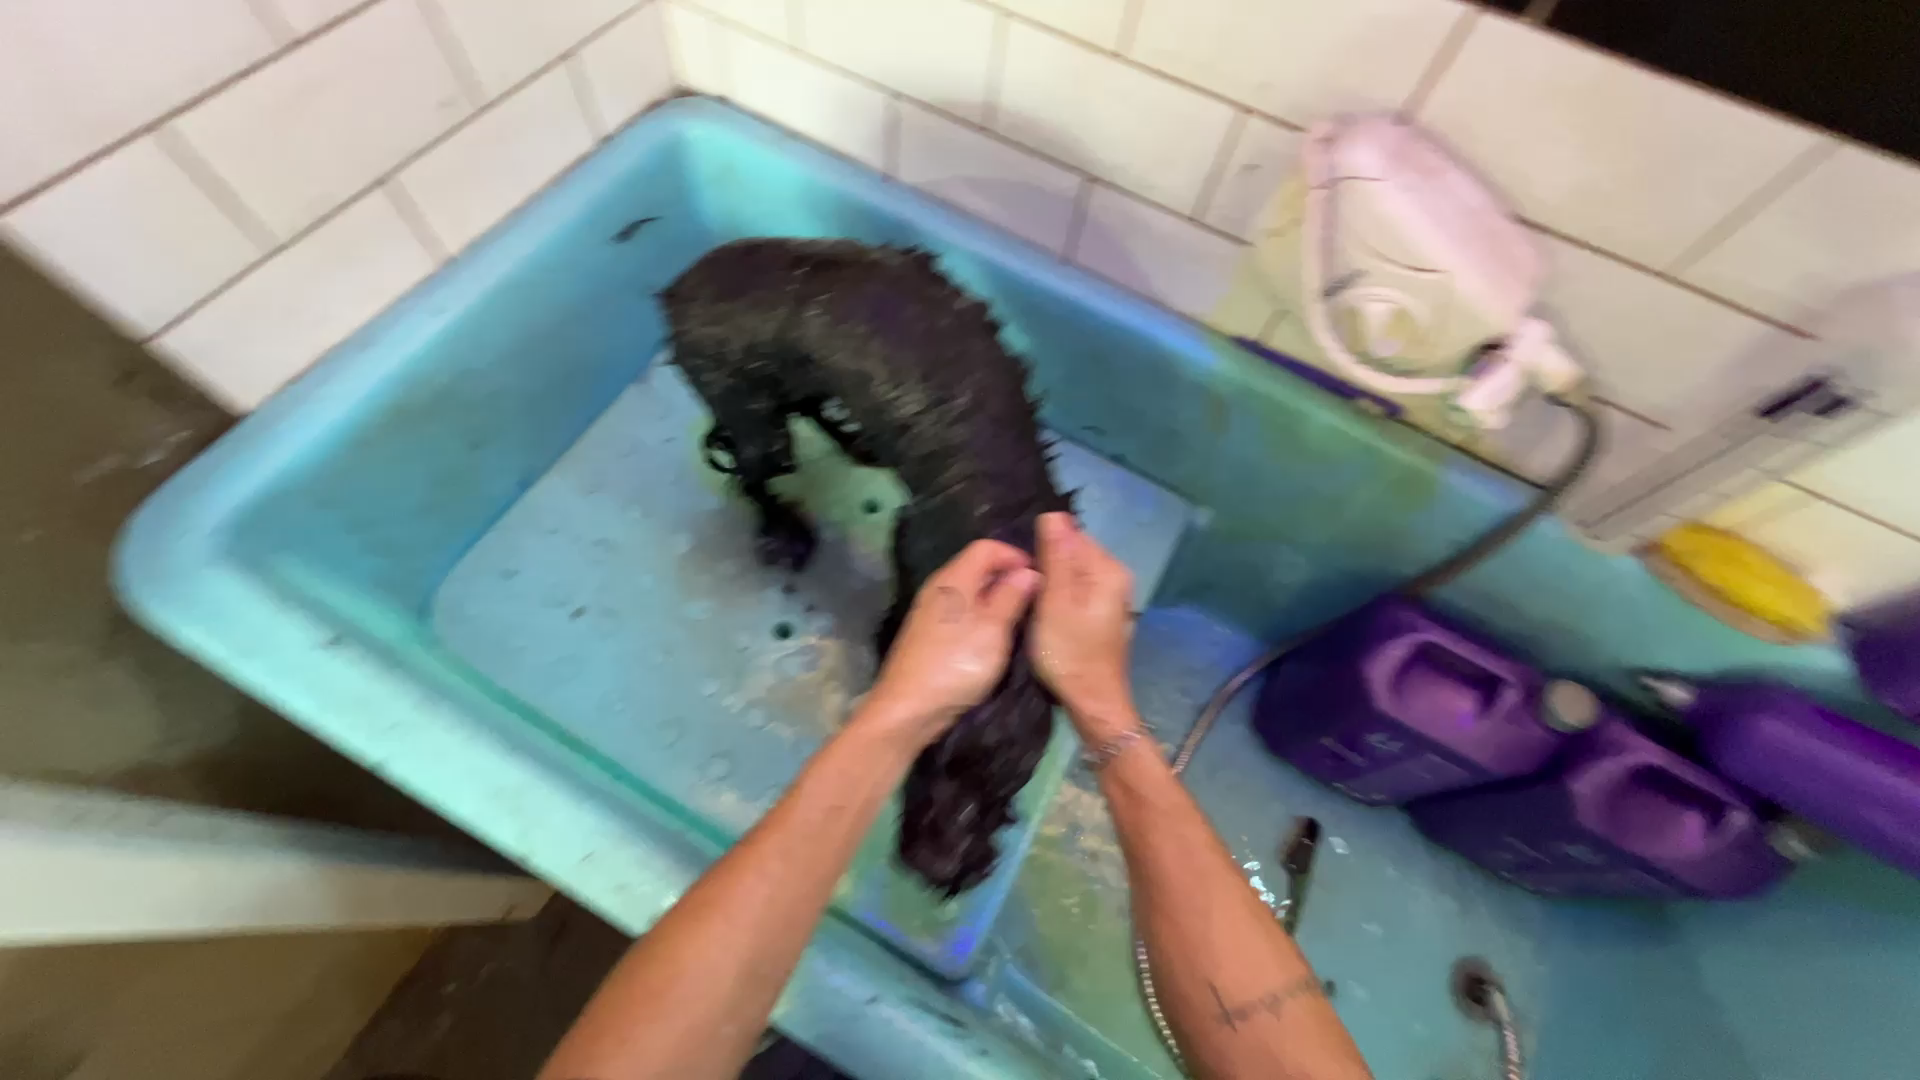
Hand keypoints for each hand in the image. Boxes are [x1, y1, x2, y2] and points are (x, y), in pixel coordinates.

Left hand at [860, 540, 1041, 749]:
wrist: (908, 709)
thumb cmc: (956, 665)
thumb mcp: (993, 629)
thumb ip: (1012, 596)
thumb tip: (1028, 572)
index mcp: (953, 578)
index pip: (986, 547)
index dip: (1014, 556)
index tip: (1039, 578)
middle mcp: (939, 587)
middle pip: (977, 567)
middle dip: (1008, 577)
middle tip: (1035, 600)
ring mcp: (931, 611)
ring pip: (970, 591)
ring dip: (996, 599)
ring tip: (1021, 619)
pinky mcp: (929, 633)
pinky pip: (962, 611)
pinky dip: (982, 616)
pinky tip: (995, 637)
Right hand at [1029, 512, 1138, 741]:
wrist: (1093, 703)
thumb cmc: (1069, 653)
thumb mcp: (1055, 602)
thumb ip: (1056, 557)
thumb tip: (1053, 515)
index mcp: (1107, 569)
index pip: (1070, 535)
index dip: (1042, 549)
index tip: (1023, 574)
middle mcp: (1115, 577)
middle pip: (1073, 553)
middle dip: (1047, 566)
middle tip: (1025, 593)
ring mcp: (1111, 597)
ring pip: (1072, 574)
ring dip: (1051, 584)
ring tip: (1032, 605)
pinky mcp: (1102, 615)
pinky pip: (1076, 592)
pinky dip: (1059, 599)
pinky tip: (1045, 616)